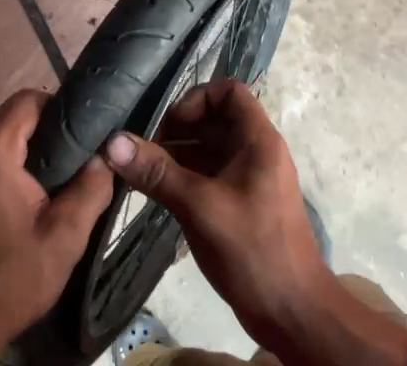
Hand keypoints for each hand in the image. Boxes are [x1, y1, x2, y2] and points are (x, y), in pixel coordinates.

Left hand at [0, 89, 114, 364]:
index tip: (87, 137)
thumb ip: (91, 188)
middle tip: (78, 163)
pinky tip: (27, 197)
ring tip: (58, 182)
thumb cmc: (10, 277)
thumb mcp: (64, 236)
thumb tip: (105, 157)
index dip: (62, 109)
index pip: (29, 99)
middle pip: (13, 115)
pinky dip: (6, 165)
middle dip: (47, 133)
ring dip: (27, 151)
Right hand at [102, 80, 339, 349]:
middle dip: (178, 131)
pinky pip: (210, 176)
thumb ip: (157, 172)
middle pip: (214, 121)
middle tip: (144, 152)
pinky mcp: (242, 206)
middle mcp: (257, 153)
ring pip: (209, 150)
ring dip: (177, 156)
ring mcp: (250, 181)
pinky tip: (158, 195)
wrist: (293, 314)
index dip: (196, 99)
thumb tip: (113, 142)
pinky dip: (185, 178)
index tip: (169, 126)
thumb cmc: (253, 250)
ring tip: (143, 173)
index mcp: (259, 141)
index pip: (229, 92)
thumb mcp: (199, 207)